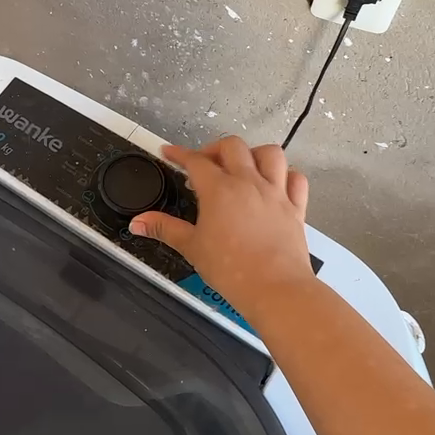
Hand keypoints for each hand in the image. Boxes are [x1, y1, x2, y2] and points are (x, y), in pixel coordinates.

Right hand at [129, 137, 320, 306]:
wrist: (275, 288)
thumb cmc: (231, 269)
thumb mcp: (191, 247)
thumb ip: (163, 229)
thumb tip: (138, 222)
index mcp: (219, 190)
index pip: (195, 160)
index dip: (179, 154)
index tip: (170, 152)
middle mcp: (248, 183)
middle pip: (232, 146)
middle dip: (214, 148)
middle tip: (204, 163)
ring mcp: (275, 193)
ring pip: (270, 154)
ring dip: (254, 154)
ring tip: (242, 166)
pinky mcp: (296, 208)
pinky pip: (296, 179)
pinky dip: (286, 175)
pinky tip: (275, 183)